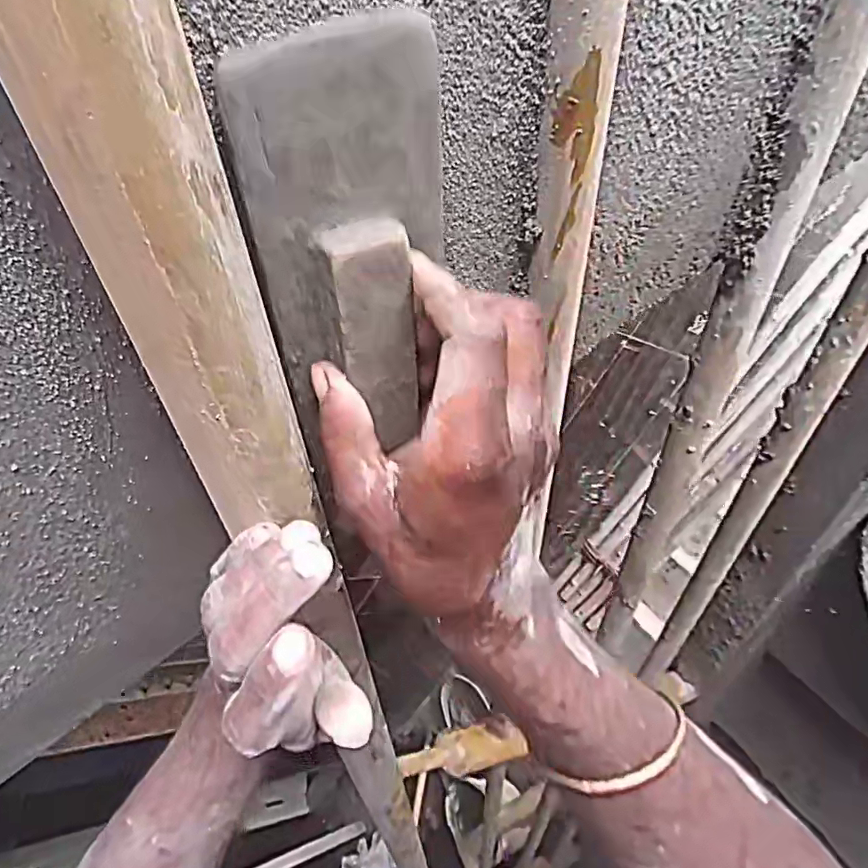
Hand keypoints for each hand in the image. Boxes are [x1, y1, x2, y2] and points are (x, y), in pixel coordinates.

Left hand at [200, 520, 374, 755]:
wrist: (276, 666)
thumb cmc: (308, 689)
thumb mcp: (332, 710)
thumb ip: (340, 713)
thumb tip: (353, 722)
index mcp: (256, 719)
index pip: (255, 708)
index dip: (273, 679)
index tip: (300, 644)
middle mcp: (229, 672)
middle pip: (235, 642)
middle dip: (273, 600)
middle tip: (310, 565)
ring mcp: (219, 628)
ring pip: (228, 599)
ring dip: (266, 564)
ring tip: (303, 542)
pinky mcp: (219, 590)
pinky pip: (225, 567)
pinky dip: (249, 548)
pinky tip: (274, 534)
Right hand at [314, 252, 552, 648]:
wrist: (483, 592)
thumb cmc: (428, 561)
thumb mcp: (366, 504)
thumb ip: (346, 435)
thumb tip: (329, 379)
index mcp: (468, 445)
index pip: (475, 335)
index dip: (442, 292)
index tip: (410, 275)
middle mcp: (516, 428)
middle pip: (514, 320)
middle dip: (460, 297)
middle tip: (412, 307)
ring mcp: (536, 427)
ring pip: (527, 334)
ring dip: (475, 319)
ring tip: (424, 338)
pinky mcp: (539, 428)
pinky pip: (524, 360)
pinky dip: (486, 345)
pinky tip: (444, 370)